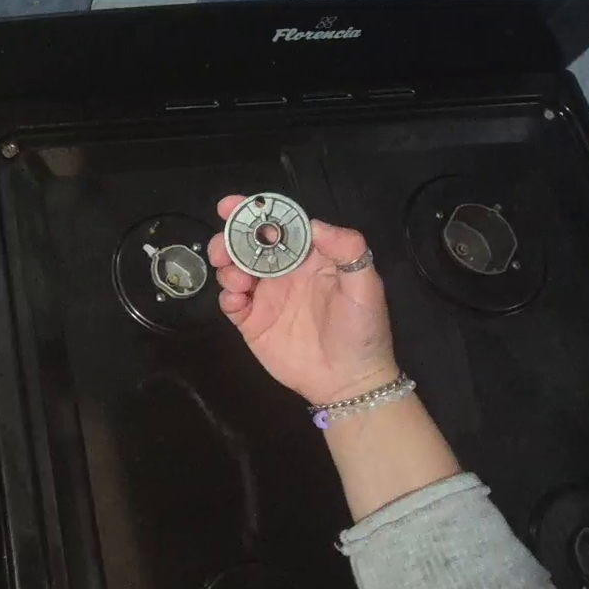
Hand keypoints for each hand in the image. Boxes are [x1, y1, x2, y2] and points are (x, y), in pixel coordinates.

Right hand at [207, 195, 400, 405]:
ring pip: (233, 269)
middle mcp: (282, 272)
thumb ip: (347, 250)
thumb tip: (313, 224)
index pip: (278, 226)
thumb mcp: (366, 286)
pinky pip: (229, 302)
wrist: (349, 382)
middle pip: (247, 244)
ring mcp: (265, 297)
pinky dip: (226, 296)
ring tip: (237, 279)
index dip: (255, 212)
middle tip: (222, 247)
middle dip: (229, 238)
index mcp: (308, 257)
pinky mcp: (251, 322)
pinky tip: (238, 301)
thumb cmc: (362, 330)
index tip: (233, 206)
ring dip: (226, 266)